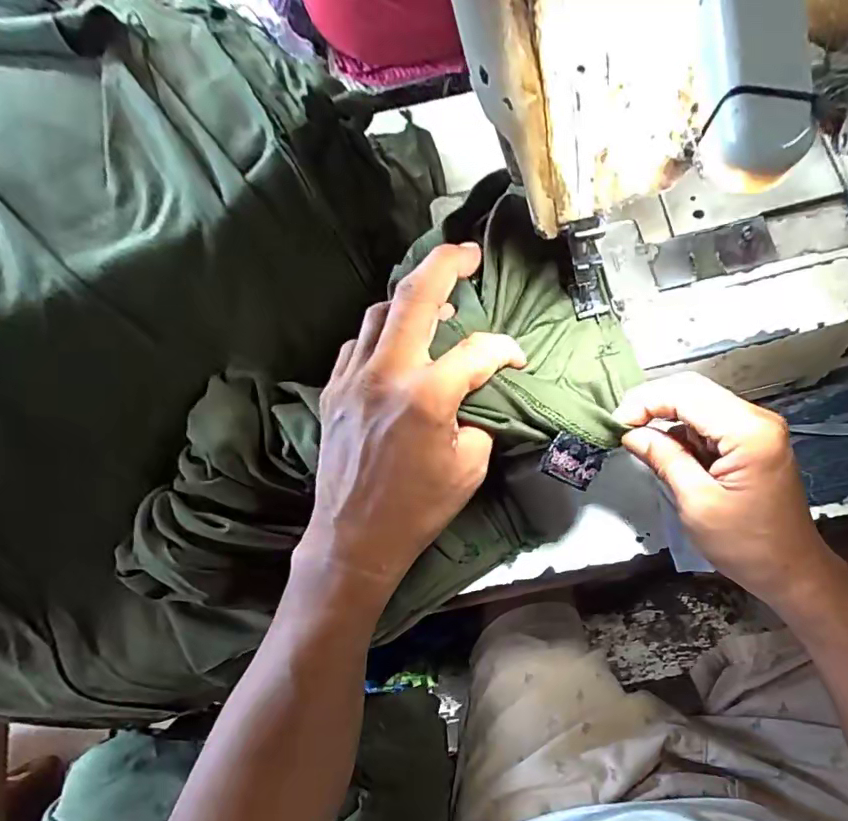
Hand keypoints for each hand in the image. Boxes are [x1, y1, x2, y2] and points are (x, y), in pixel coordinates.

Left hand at [298, 242, 526, 599]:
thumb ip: (479, 418)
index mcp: (427, 397)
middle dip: (446, 263)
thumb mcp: (469, 468)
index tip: (514, 358)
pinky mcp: (332, 392)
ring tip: (434, 309)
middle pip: (415, 294)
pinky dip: (379, 336)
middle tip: (467, 256)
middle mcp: (386, 375)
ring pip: (378, 313)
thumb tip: (474, 395)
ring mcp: (352, 380)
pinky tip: (394, 349)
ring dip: (410, 302)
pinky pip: (356, 345)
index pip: (477, 350)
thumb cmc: (416, 511)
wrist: (355, 537)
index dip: (504, 349)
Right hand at [613, 373, 843, 609]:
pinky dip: (681, 432)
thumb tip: (632, 434)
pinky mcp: (751, 444)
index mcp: (748, 431)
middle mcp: (756, 420)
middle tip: (619, 427)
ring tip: (635, 439)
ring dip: (665, 418)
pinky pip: (709, 425)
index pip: (687, 394)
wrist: (788, 568)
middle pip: (694, 391)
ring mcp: (756, 430)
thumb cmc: (744, 543)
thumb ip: (664, 459)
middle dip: (652, 404)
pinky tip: (661, 448)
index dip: (646, 403)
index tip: (615, 424)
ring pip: (699, 405)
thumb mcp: (696, 502)